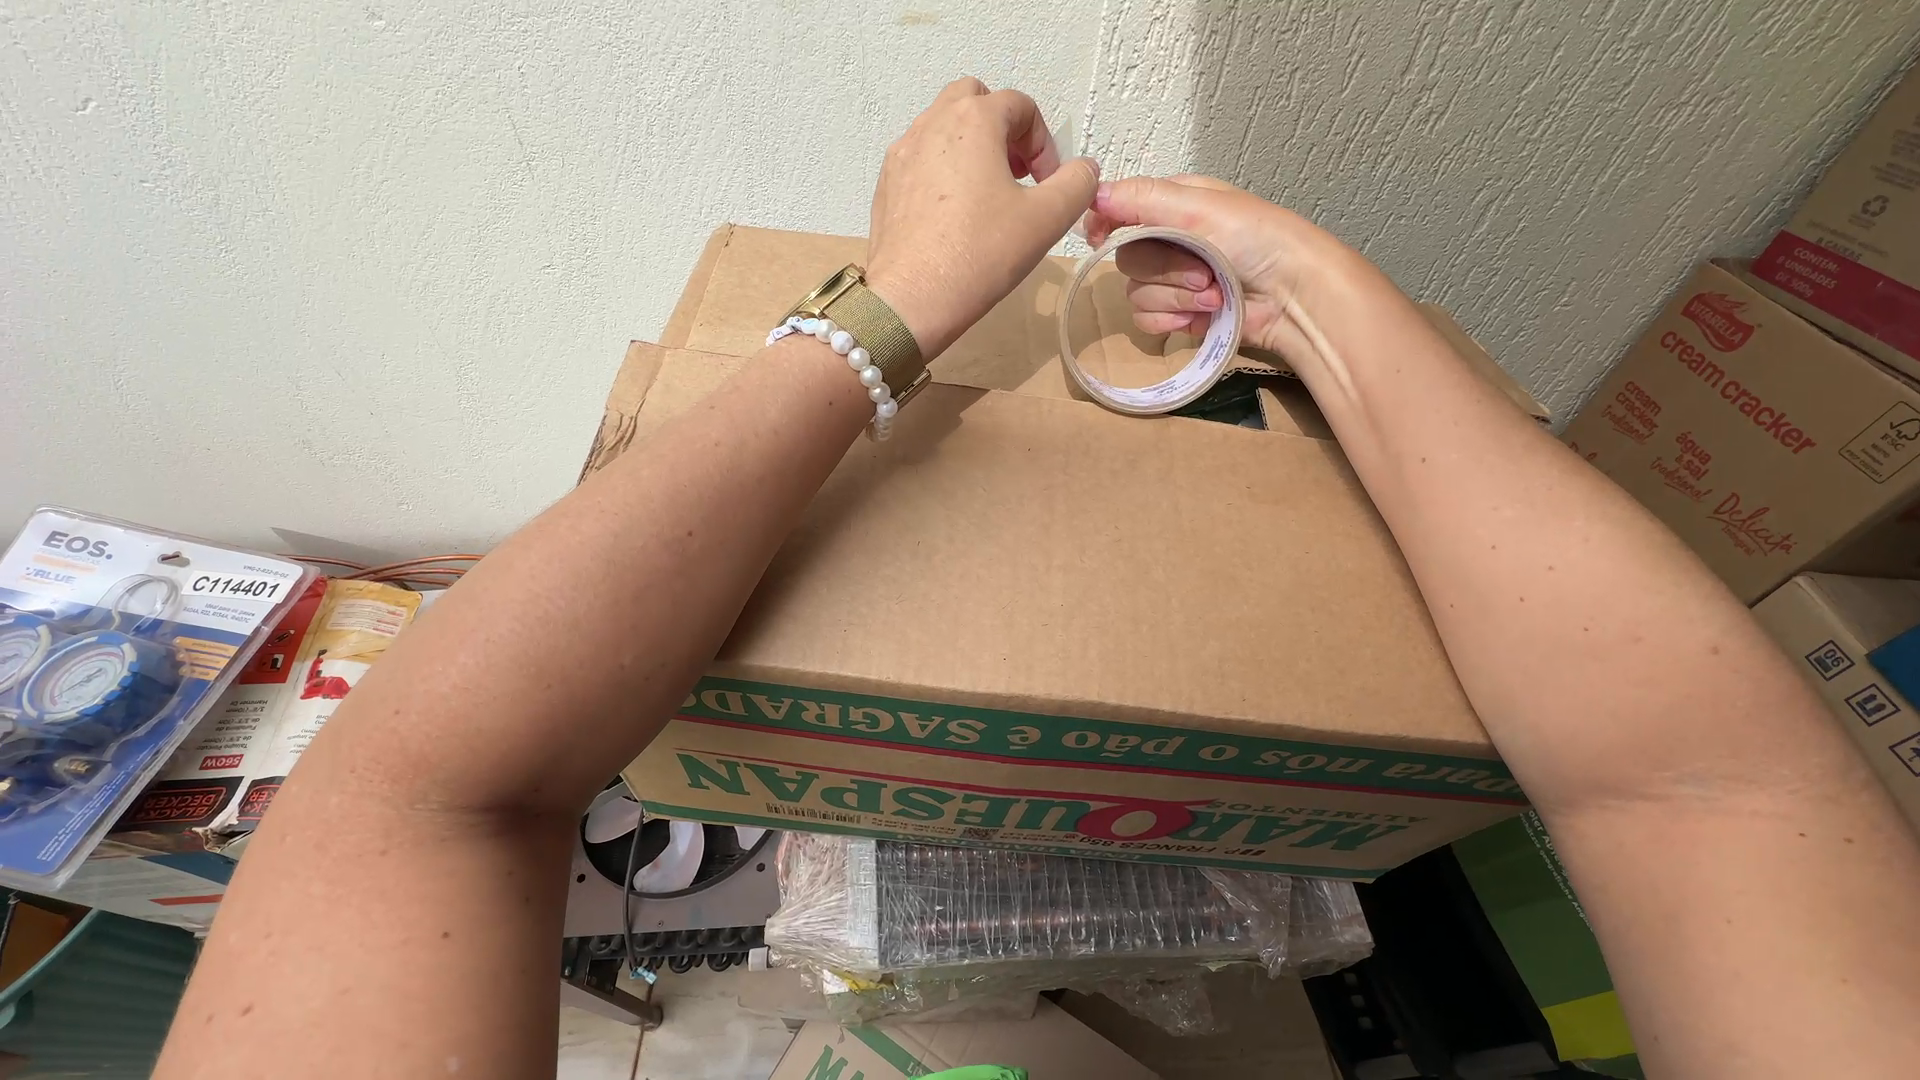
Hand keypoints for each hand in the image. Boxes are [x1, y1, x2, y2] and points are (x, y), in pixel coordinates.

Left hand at [865, 77, 1100, 358]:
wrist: (911, 301)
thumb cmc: (981, 255)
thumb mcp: (1046, 220)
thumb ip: (1076, 185)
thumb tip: (1084, 171)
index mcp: (974, 119)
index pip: (1021, 106)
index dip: (1044, 144)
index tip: (1049, 186)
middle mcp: (932, 124)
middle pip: (975, 100)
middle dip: (1003, 130)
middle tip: (1016, 176)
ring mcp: (902, 154)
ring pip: (942, 129)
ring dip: (971, 149)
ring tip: (986, 198)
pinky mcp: (885, 187)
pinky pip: (920, 162)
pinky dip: (942, 174)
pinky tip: (953, 219)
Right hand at [1083, 175, 1376, 356]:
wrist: (1293, 296)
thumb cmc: (1256, 239)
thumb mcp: (1199, 207)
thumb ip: (1142, 199)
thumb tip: (1091, 193)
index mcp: (1173, 206)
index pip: (1118, 212)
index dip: (1106, 225)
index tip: (1101, 238)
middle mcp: (1168, 242)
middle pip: (1126, 259)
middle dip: (1164, 271)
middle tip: (1204, 272)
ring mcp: (1172, 282)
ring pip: (1136, 293)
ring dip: (1174, 297)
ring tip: (1214, 296)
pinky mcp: (1178, 314)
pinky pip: (1146, 320)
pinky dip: (1169, 320)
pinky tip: (1197, 317)